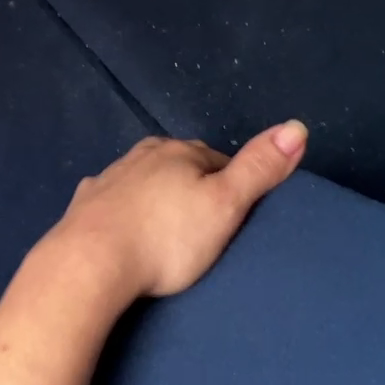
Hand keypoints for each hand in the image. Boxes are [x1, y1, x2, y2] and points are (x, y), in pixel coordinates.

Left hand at [39, 122, 308, 299]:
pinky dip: (126, 206)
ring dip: (159, 194)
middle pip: (179, 164)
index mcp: (178, 152)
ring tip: (171, 226)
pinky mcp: (88, 200)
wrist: (92, 259)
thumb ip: (258, 169)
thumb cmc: (167, 237)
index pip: (216, 159)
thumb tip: (296, 125)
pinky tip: (127, 223)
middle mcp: (142, 154)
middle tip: (208, 222)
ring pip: (145, 177)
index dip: (231, 183)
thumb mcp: (225, 205)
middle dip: (194, 185)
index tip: (239, 210)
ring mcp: (111, 175)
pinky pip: (114, 197)